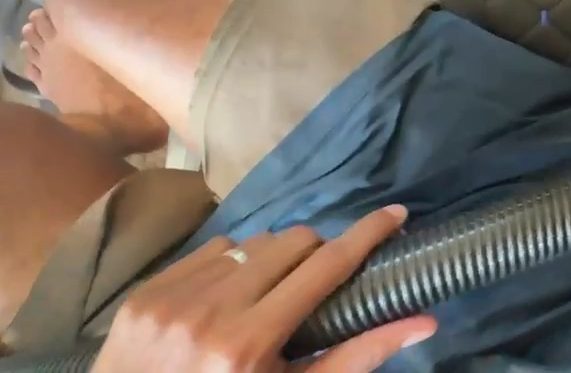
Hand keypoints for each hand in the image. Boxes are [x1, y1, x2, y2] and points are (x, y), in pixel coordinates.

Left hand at [92, 205, 435, 371]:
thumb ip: (358, 357)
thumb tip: (427, 320)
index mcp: (247, 345)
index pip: (326, 266)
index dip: (368, 234)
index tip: (397, 213)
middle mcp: (208, 313)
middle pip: (294, 241)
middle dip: (315, 252)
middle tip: (316, 281)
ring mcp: (170, 300)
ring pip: (255, 241)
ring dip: (274, 258)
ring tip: (268, 294)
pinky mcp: (143, 295)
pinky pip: (214, 250)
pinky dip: (233, 265)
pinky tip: (226, 300)